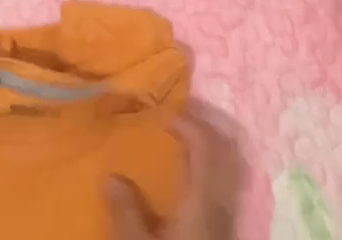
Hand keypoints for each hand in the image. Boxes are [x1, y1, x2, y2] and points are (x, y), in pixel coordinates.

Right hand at [106, 104, 242, 239]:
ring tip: (185, 142)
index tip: (165, 113)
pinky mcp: (227, 229)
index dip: (189, 123)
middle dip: (205, 127)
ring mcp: (229, 215)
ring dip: (211, 146)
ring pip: (231, 166)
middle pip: (226, 150)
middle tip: (177, 119)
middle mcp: (222, 201)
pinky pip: (227, 183)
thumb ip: (127, 212)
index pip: (205, 145)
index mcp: (202, 198)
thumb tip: (111, 176)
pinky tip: (192, 178)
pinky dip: (213, 167)